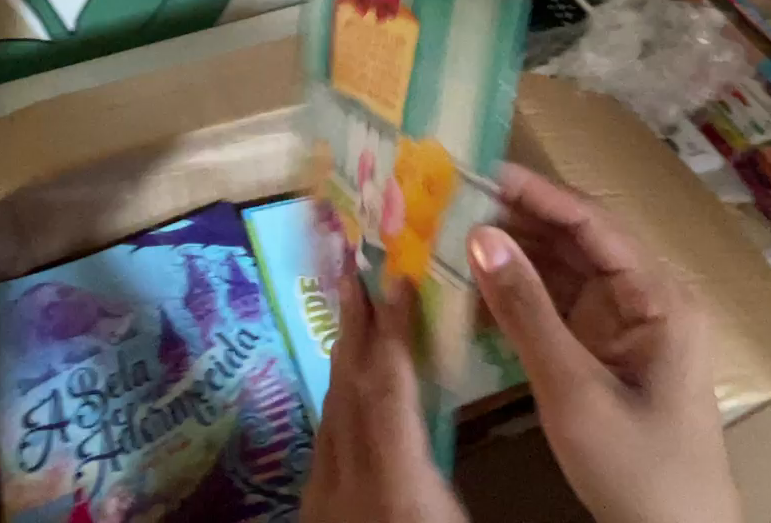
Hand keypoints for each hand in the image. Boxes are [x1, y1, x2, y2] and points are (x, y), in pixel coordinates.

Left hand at [301, 274, 469, 522]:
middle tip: (353, 270)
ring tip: (353, 316)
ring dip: (343, 357)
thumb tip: (447, 391)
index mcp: (397, 487)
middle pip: (349, 389)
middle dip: (352, 324)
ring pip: (331, 412)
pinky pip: (324, 439)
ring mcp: (322, 498)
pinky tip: (348, 389)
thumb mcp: (457, 511)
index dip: (393, 329)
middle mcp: (348, 484)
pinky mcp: (313, 511)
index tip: (400, 278)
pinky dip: (338, 400)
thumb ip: (446, 452)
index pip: (389, 389)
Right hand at [467, 164, 740, 522]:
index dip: (535, 192)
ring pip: (560, 265)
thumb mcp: (573, 390)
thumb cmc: (638, 470)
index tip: (479, 171)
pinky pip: (555, 299)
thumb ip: (524, 309)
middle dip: (515, 218)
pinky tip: (473, 282)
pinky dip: (516, 290)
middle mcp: (644, 294)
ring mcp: (624, 319)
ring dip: (511, 251)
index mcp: (659, 295)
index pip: (591, 222)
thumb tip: (477, 235)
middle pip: (574, 237)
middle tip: (453, 200)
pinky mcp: (603, 342)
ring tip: (453, 232)